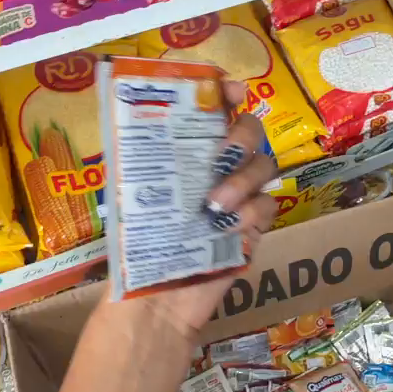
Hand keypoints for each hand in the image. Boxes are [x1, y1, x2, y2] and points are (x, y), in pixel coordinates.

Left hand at [108, 81, 278, 336]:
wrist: (154, 302)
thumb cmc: (136, 246)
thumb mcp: (129, 194)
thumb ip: (136, 155)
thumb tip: (124, 108)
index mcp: (187, 151)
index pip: (213, 107)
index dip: (225, 90)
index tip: (231, 89)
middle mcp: (217, 166)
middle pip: (250, 130)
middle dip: (242, 135)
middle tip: (222, 154)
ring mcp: (240, 196)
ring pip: (264, 165)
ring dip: (243, 179)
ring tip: (215, 204)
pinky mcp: (254, 228)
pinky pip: (267, 206)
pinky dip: (251, 212)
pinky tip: (228, 226)